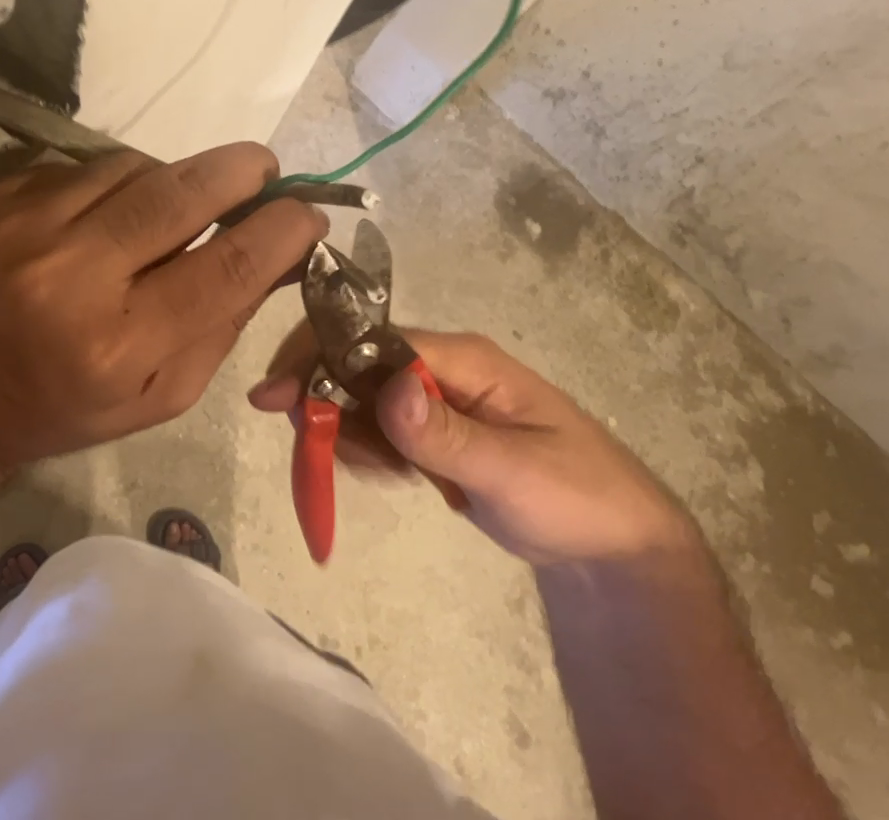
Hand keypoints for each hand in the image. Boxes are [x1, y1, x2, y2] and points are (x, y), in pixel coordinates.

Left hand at [0, 143, 326, 476]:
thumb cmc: (64, 406)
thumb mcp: (158, 395)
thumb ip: (222, 326)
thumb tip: (276, 250)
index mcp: (116, 344)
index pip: (227, 265)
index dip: (282, 231)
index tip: (307, 213)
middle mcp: (66, 276)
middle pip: (179, 192)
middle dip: (239, 172)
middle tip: (262, 170)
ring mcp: (16, 225)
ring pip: (127, 166)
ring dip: (164, 181)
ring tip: (161, 213)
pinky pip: (73, 166)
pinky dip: (101, 186)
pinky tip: (90, 222)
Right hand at [248, 327, 695, 564]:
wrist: (613, 547)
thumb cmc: (577, 499)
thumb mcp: (512, 470)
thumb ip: (445, 434)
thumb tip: (387, 390)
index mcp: (465, 360)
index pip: (374, 341)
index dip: (319, 361)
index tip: (275, 399)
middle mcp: (444, 369)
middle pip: (357, 366)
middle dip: (321, 398)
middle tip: (307, 445)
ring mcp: (438, 401)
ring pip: (362, 400)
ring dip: (345, 432)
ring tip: (379, 474)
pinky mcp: (434, 433)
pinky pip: (380, 430)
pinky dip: (366, 451)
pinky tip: (390, 477)